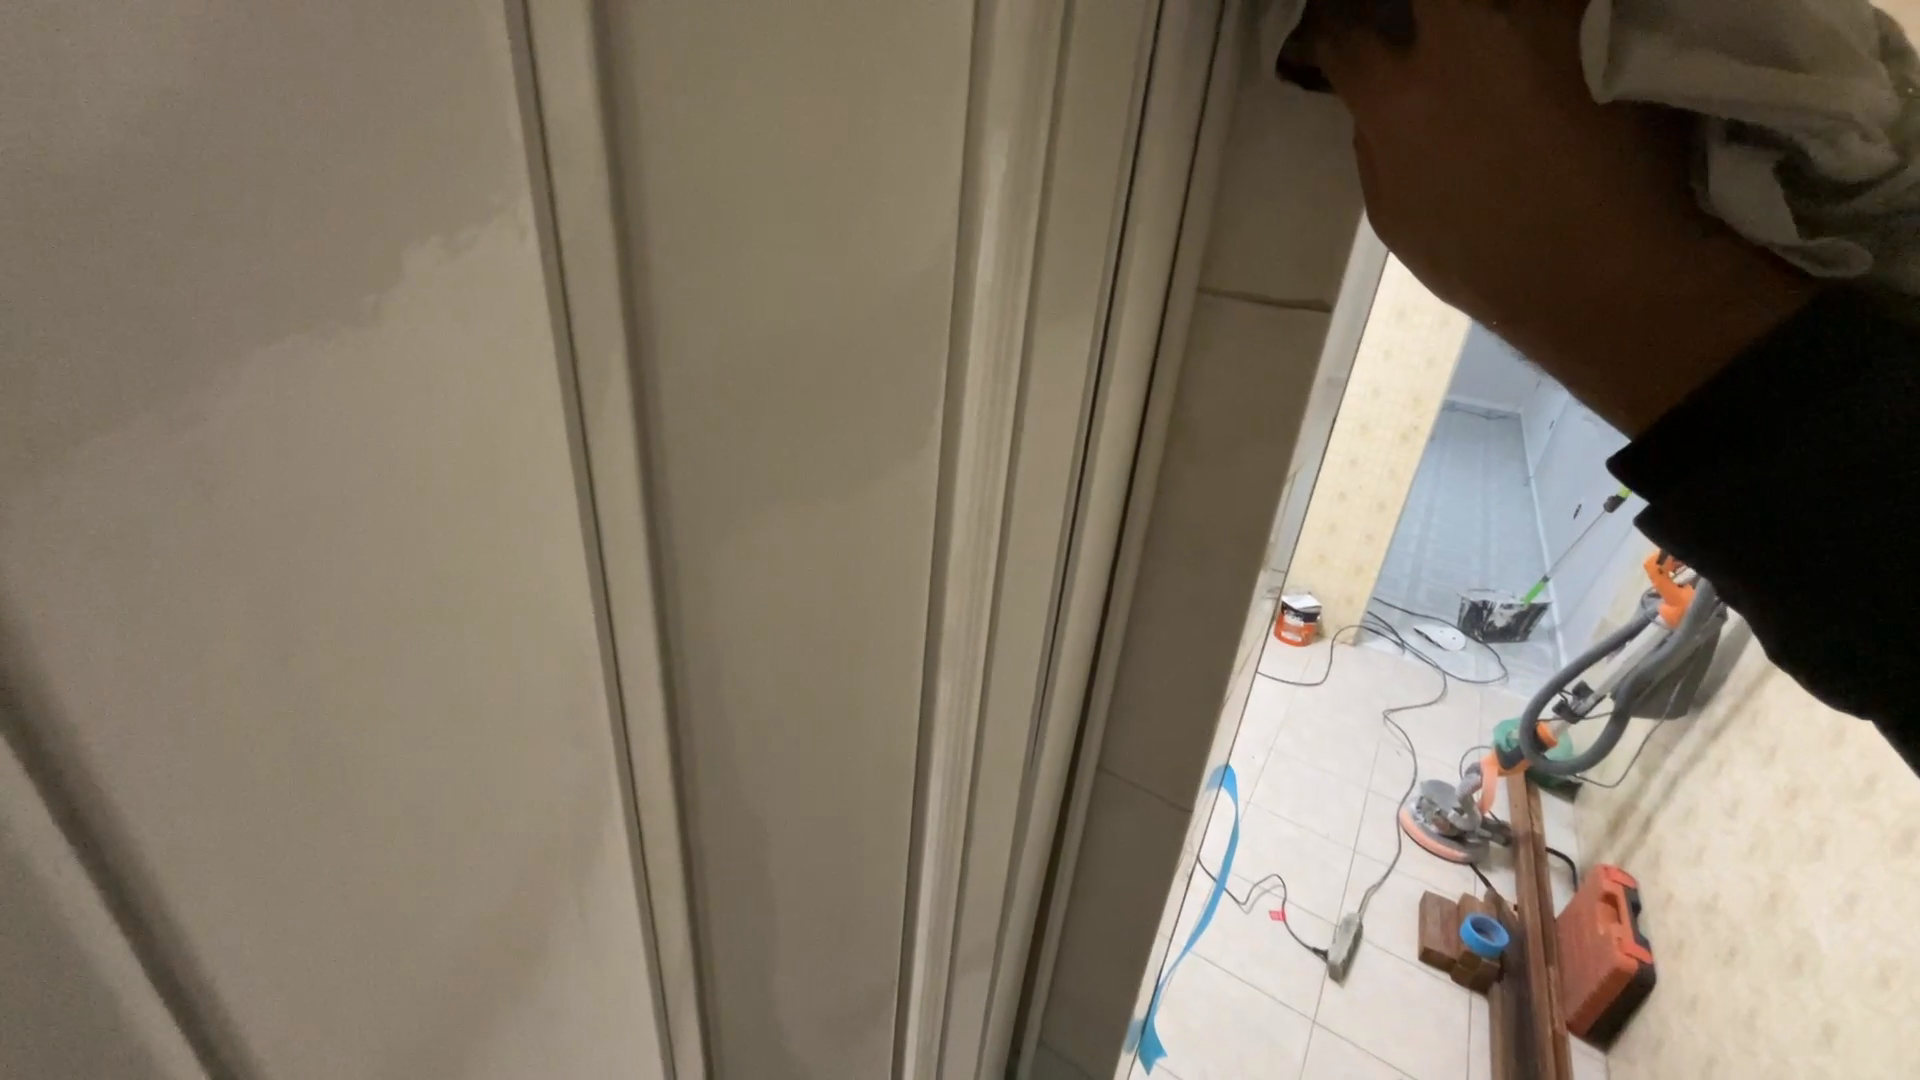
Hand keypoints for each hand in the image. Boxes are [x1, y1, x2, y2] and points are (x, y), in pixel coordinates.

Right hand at [1306, 0, 1814, 433]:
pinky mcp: (1599, 16)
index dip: (1325, 27)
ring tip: (1471, 45)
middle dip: (1399, 3)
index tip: (1326, 30)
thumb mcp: (1395, 217)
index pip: (1340, 35)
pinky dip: (1528, 20)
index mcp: (1395, 101)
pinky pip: (1549, 6)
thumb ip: (1376, 153)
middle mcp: (1459, 42)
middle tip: (1404, 19)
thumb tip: (1372, 114)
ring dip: (1469, 17)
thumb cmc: (1479, 259)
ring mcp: (1534, 20)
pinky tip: (1522, 50)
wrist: (1593, 264)